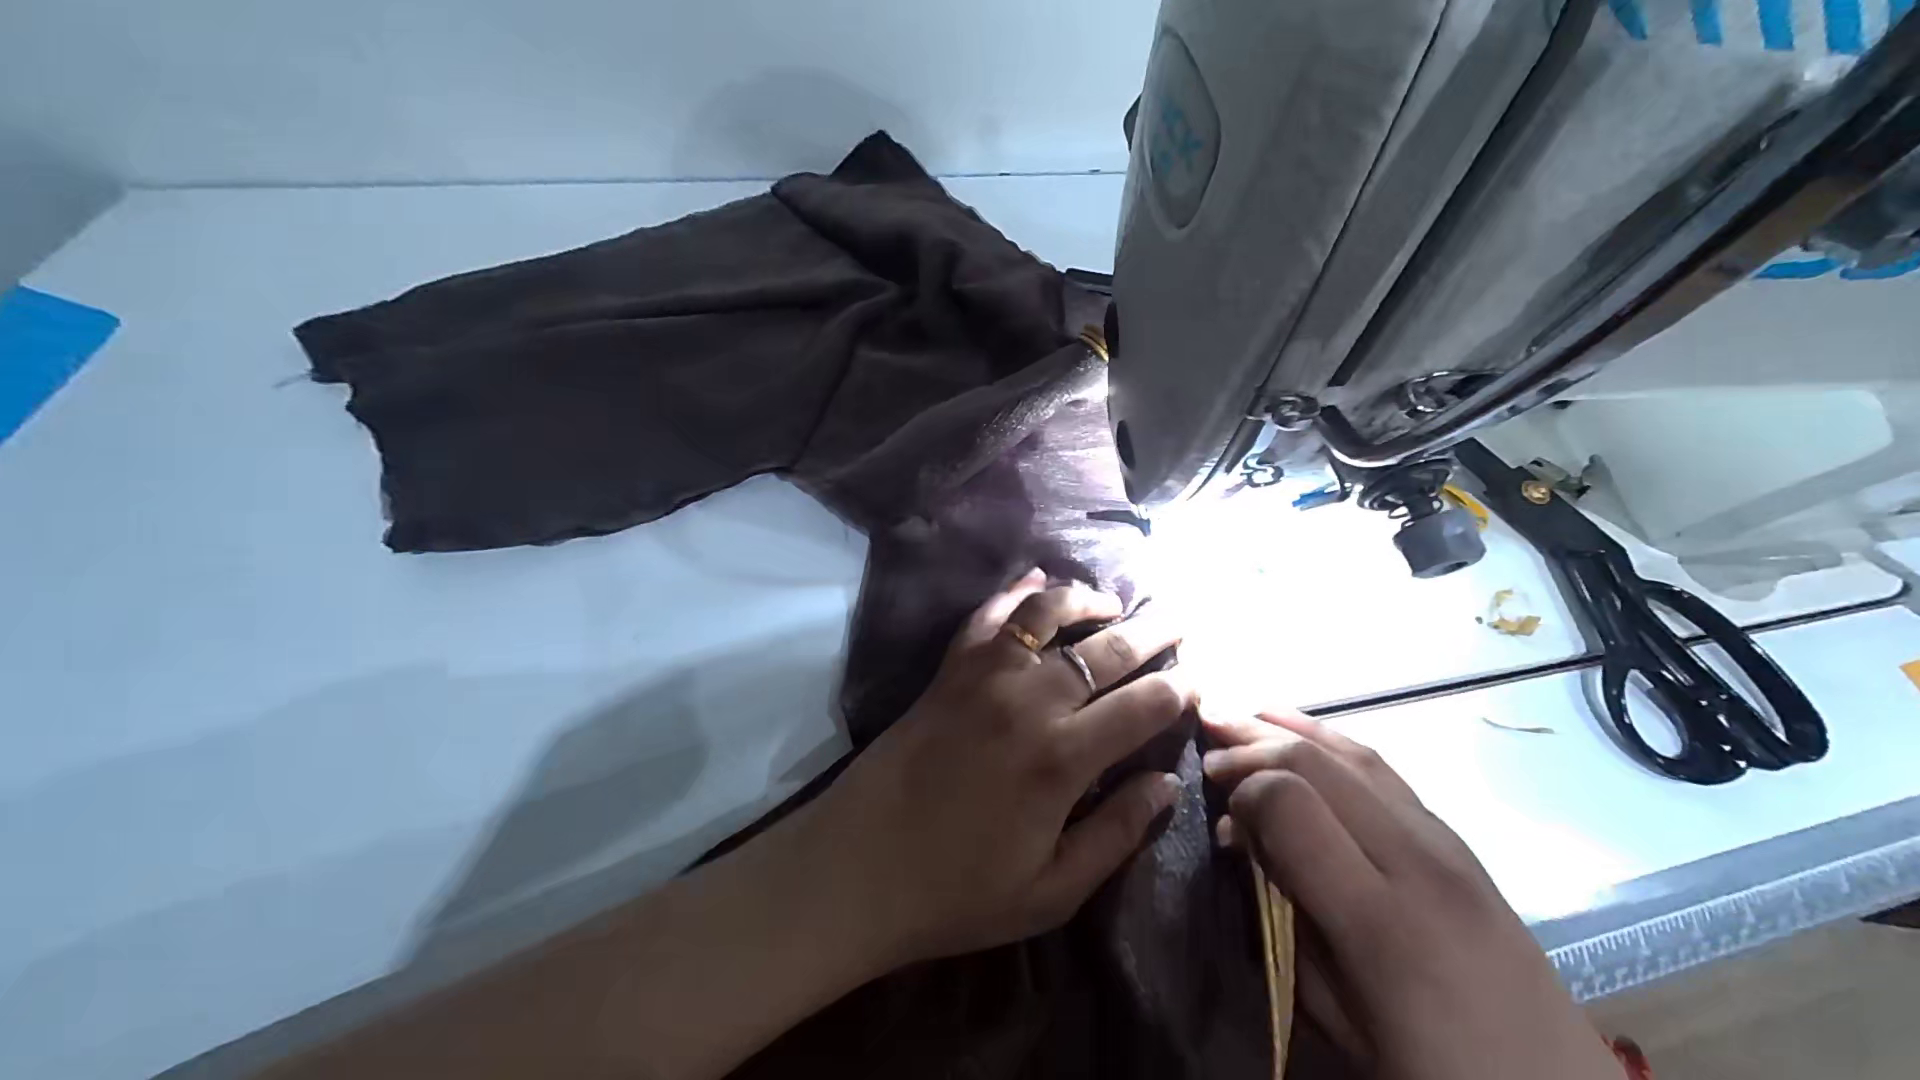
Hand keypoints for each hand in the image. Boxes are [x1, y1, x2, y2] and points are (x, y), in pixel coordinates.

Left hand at [803, 569, 1192, 968]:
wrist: (858, 866)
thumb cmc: (958, 890)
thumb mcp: (1052, 891)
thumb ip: (1116, 833)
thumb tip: (1166, 782)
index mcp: (1062, 759)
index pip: (1143, 705)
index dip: (1179, 687)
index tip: (1197, 676)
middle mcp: (1028, 702)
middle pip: (1105, 651)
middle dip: (1151, 631)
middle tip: (1178, 619)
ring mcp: (983, 678)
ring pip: (1045, 616)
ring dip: (1084, 600)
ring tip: (1112, 601)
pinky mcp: (948, 672)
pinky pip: (986, 618)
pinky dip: (1013, 594)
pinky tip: (1033, 581)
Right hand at [1203, 710, 1621, 1079]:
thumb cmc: (1423, 1067)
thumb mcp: (1332, 1013)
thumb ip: (1281, 918)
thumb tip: (1240, 841)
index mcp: (1380, 921)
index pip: (1291, 804)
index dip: (1243, 789)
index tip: (1218, 805)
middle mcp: (1417, 862)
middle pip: (1319, 765)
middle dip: (1254, 742)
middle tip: (1208, 733)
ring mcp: (1446, 845)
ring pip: (1356, 754)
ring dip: (1292, 728)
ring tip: (1243, 713)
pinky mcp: (1459, 842)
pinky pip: (1386, 771)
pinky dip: (1333, 741)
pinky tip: (1304, 732)